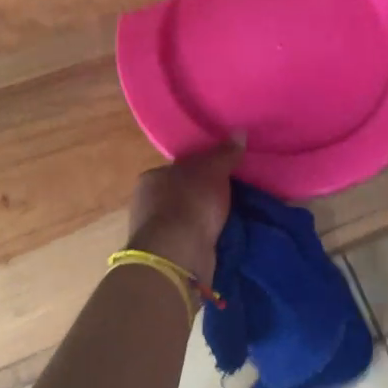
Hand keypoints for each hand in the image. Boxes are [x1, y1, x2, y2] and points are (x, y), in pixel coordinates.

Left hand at [127, 142, 241, 283]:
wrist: (179, 255)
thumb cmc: (190, 203)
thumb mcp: (212, 170)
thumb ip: (225, 153)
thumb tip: (240, 132)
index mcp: (151, 178)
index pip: (179, 168)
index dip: (201, 170)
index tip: (224, 175)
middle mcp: (147, 204)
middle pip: (184, 193)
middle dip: (205, 196)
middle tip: (233, 196)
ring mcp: (157, 233)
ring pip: (188, 219)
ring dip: (207, 220)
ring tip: (234, 218)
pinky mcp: (168, 256)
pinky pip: (192, 240)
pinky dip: (206, 239)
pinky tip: (223, 238)